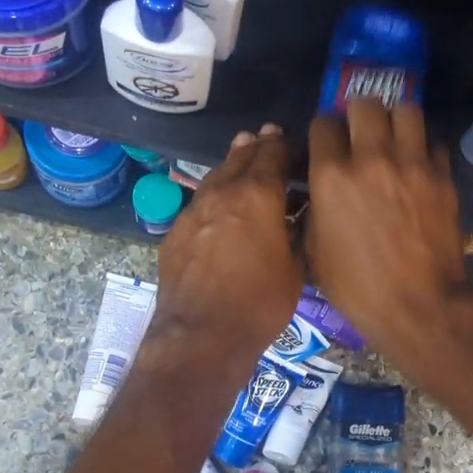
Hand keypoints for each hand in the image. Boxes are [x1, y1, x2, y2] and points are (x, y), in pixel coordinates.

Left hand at [153, 124, 302, 363]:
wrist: (201, 336)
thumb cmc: (260, 304)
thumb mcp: (295, 268)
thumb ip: (295, 233)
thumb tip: (294, 218)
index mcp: (258, 195)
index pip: (274, 154)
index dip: (287, 145)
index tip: (296, 143)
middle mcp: (222, 192)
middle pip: (242, 156)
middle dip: (258, 146)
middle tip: (269, 137)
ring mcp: (193, 211)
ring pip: (216, 175)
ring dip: (233, 164)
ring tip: (243, 153)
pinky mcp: (175, 232)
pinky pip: (200, 202)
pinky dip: (215, 195)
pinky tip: (221, 205)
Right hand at [307, 100, 472, 376]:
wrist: (419, 305)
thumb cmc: (357, 288)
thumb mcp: (314, 251)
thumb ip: (313, 208)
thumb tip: (317, 190)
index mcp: (332, 176)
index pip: (323, 124)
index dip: (323, 132)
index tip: (327, 144)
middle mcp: (372, 158)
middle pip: (365, 104)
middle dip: (358, 114)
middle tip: (360, 132)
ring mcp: (412, 163)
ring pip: (406, 110)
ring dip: (395, 119)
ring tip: (393, 137)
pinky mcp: (442, 176)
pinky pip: (433, 142)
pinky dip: (423, 148)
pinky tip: (418, 165)